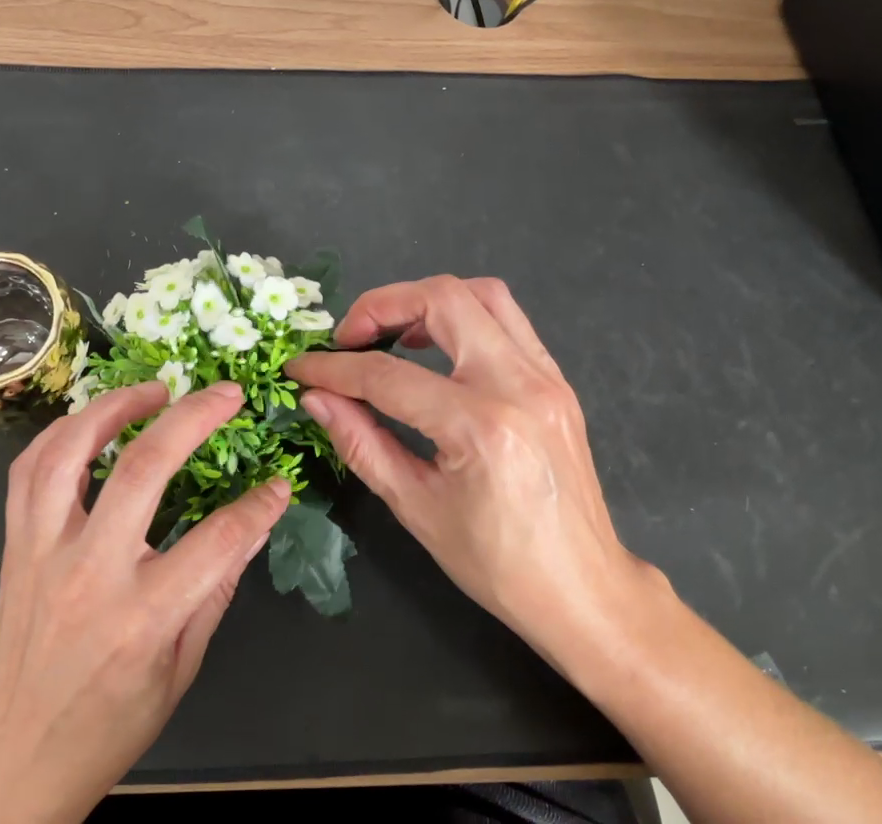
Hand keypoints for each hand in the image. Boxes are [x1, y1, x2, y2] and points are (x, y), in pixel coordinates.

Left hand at [0, 381, 289, 823]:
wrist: (21, 753)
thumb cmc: (112, 721)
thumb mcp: (182, 666)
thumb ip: (216, 587)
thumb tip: (257, 521)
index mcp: (143, 616)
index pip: (217, 540)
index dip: (256, 505)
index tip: (278, 484)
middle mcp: (89, 573)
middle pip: (141, 470)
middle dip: (192, 419)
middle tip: (223, 393)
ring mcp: (43, 553)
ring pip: (70, 453)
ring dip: (113, 407)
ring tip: (152, 390)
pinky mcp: (15, 546)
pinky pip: (27, 472)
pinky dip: (59, 435)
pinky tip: (88, 423)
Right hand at [286, 277, 664, 672]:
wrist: (582, 588)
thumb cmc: (495, 563)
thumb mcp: (414, 507)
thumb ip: (361, 442)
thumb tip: (316, 398)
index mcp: (480, 426)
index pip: (387, 375)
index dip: (333, 368)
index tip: (299, 368)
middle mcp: (518, 385)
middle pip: (443, 299)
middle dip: (380, 305)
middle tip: (346, 337)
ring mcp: (546, 377)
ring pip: (482, 293)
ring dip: (426, 300)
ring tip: (390, 335)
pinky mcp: (557, 380)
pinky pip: (507, 320)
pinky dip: (463, 316)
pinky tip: (435, 349)